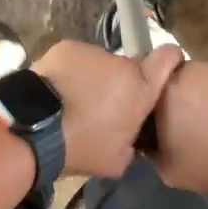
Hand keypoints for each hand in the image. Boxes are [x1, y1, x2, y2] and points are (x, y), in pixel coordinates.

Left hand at [31, 40, 184, 177]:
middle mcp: (120, 63)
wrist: (36, 128)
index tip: (168, 68)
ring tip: (78, 102)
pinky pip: (79, 60)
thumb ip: (134, 143)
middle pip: (131, 67)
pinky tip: (61, 92)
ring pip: (103, 65)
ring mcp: (92, 52)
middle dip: (124, 83)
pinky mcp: (67, 47)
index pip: (168, 58)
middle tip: (107, 106)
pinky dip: (74, 72)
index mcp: (140, 88)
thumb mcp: (118, 160)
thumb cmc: (83, 146)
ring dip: (97, 79)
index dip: (171, 60)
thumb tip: (132, 137)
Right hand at [151, 59, 207, 198]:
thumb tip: (151, 133)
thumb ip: (151, 144)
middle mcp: (187, 70)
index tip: (169, 117)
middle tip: (196, 116)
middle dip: (184, 93)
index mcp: (164, 92)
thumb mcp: (168, 168)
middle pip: (178, 77)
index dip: (160, 100)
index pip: (151, 86)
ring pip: (204, 75)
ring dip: (207, 89)